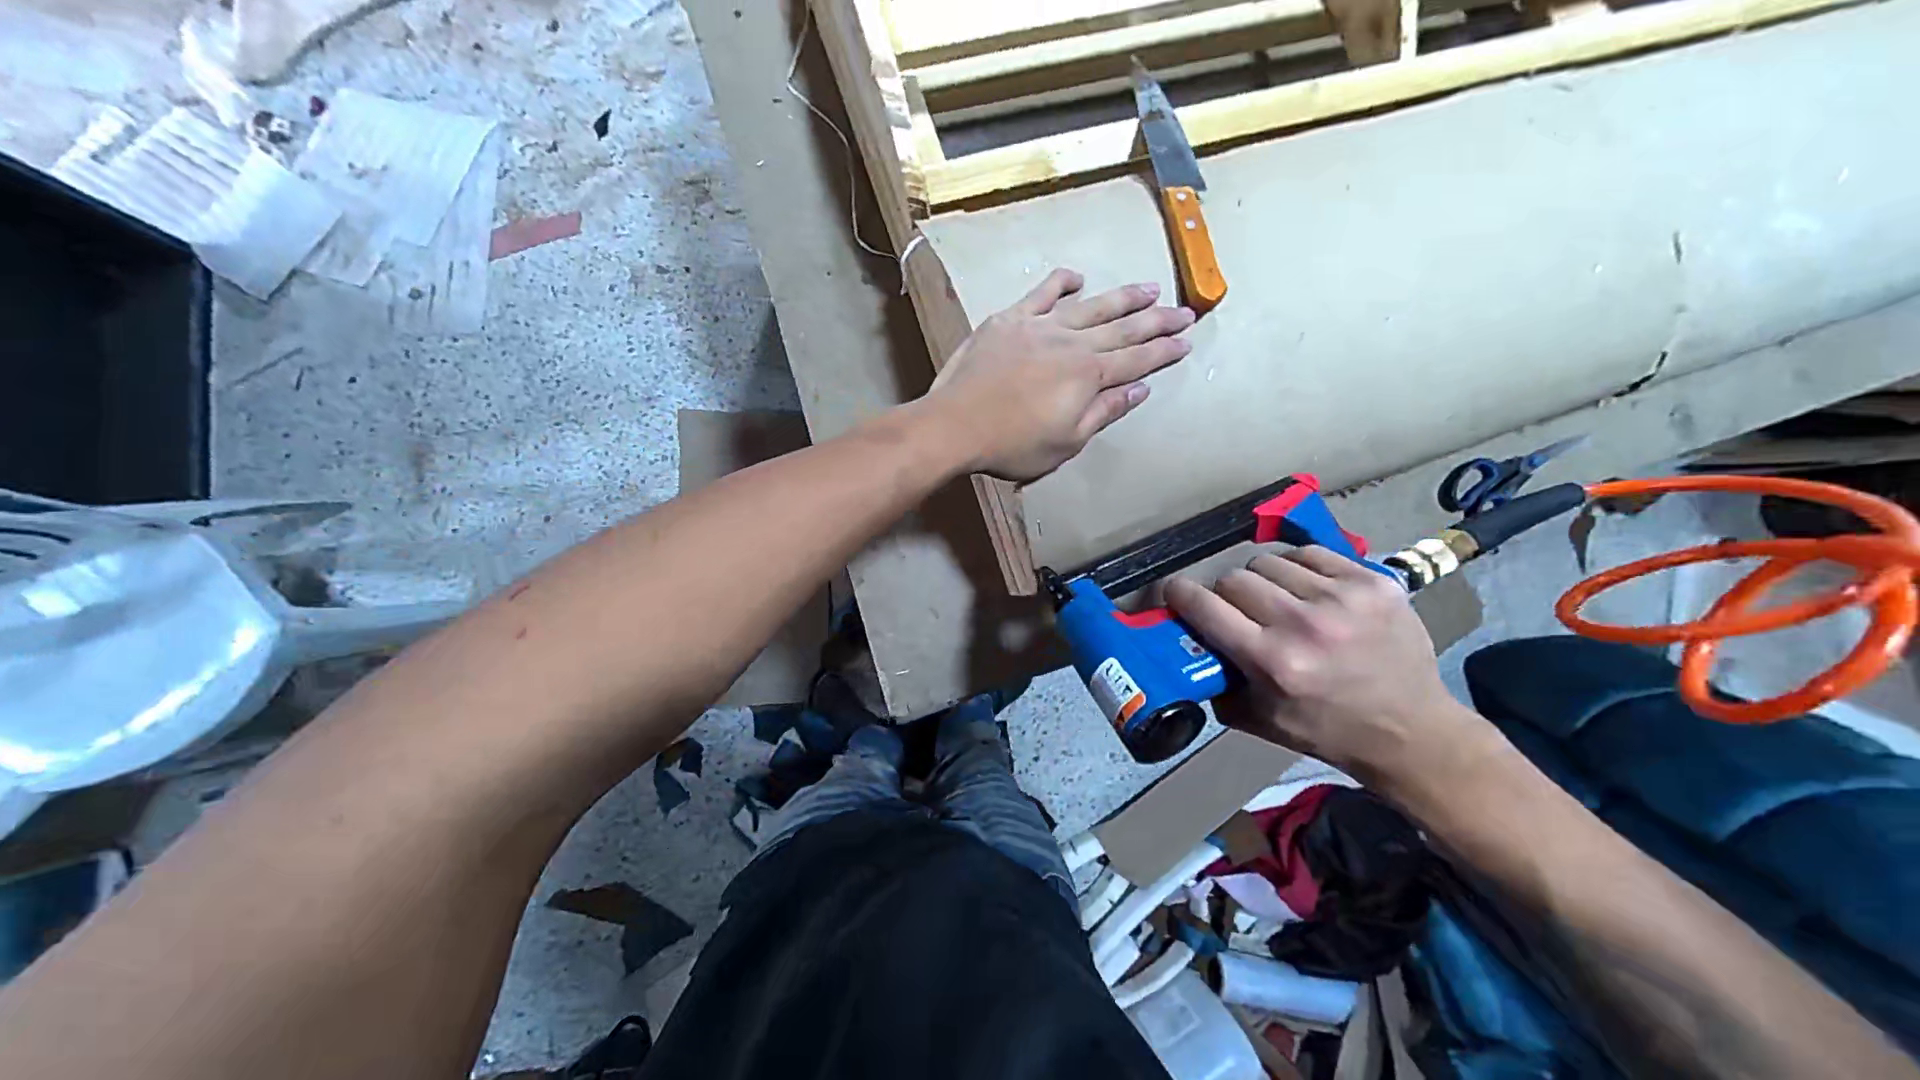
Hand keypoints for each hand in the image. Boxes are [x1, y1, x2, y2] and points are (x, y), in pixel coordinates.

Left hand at [921, 268, 1193, 480]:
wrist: (956, 424)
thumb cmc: (1012, 444)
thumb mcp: (1066, 442)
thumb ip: (1104, 412)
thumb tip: (1139, 390)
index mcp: (1088, 376)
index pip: (1137, 360)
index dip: (1163, 351)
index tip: (1186, 340)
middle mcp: (1072, 344)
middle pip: (1123, 328)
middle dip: (1157, 321)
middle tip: (1184, 311)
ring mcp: (1040, 326)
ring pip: (1091, 306)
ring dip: (1123, 297)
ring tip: (1149, 288)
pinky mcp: (1010, 320)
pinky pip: (1041, 293)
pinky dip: (1061, 282)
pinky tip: (1078, 277)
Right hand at [1164, 548, 1495, 787]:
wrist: (1411, 730)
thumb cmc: (1327, 729)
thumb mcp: (1259, 719)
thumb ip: (1217, 682)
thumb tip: (1187, 647)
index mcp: (1272, 661)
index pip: (1205, 607)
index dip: (1180, 594)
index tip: (1174, 591)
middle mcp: (1304, 624)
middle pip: (1234, 579)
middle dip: (1225, 593)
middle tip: (1236, 609)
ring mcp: (1342, 598)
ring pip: (1269, 561)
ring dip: (1263, 579)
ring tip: (1276, 599)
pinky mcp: (1372, 582)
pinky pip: (1310, 553)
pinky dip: (1299, 567)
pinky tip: (1307, 588)